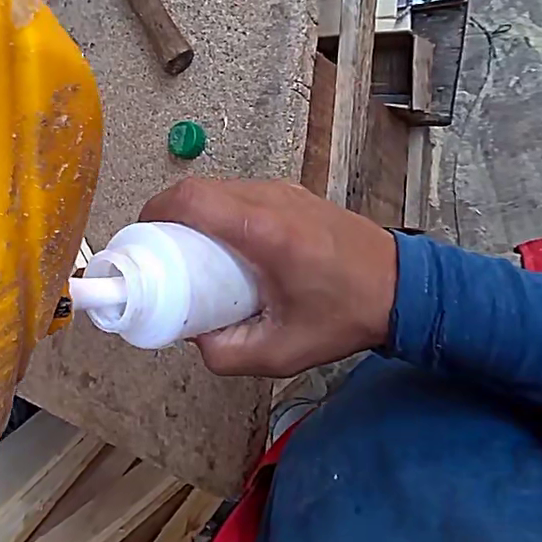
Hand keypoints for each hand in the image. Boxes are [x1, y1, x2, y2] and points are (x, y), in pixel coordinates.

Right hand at [139, 178, 397, 378]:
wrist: (400, 286)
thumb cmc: (347, 314)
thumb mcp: (282, 351)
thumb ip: (226, 353)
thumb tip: (194, 337)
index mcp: (266, 232)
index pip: (192, 200)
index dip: (155, 213)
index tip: (141, 239)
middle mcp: (272, 200)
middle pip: (199, 190)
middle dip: (168, 217)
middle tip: (160, 252)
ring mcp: (285, 192)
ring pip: (220, 188)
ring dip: (195, 213)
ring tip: (190, 251)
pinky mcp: (294, 194)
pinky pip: (242, 193)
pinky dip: (221, 211)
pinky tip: (226, 245)